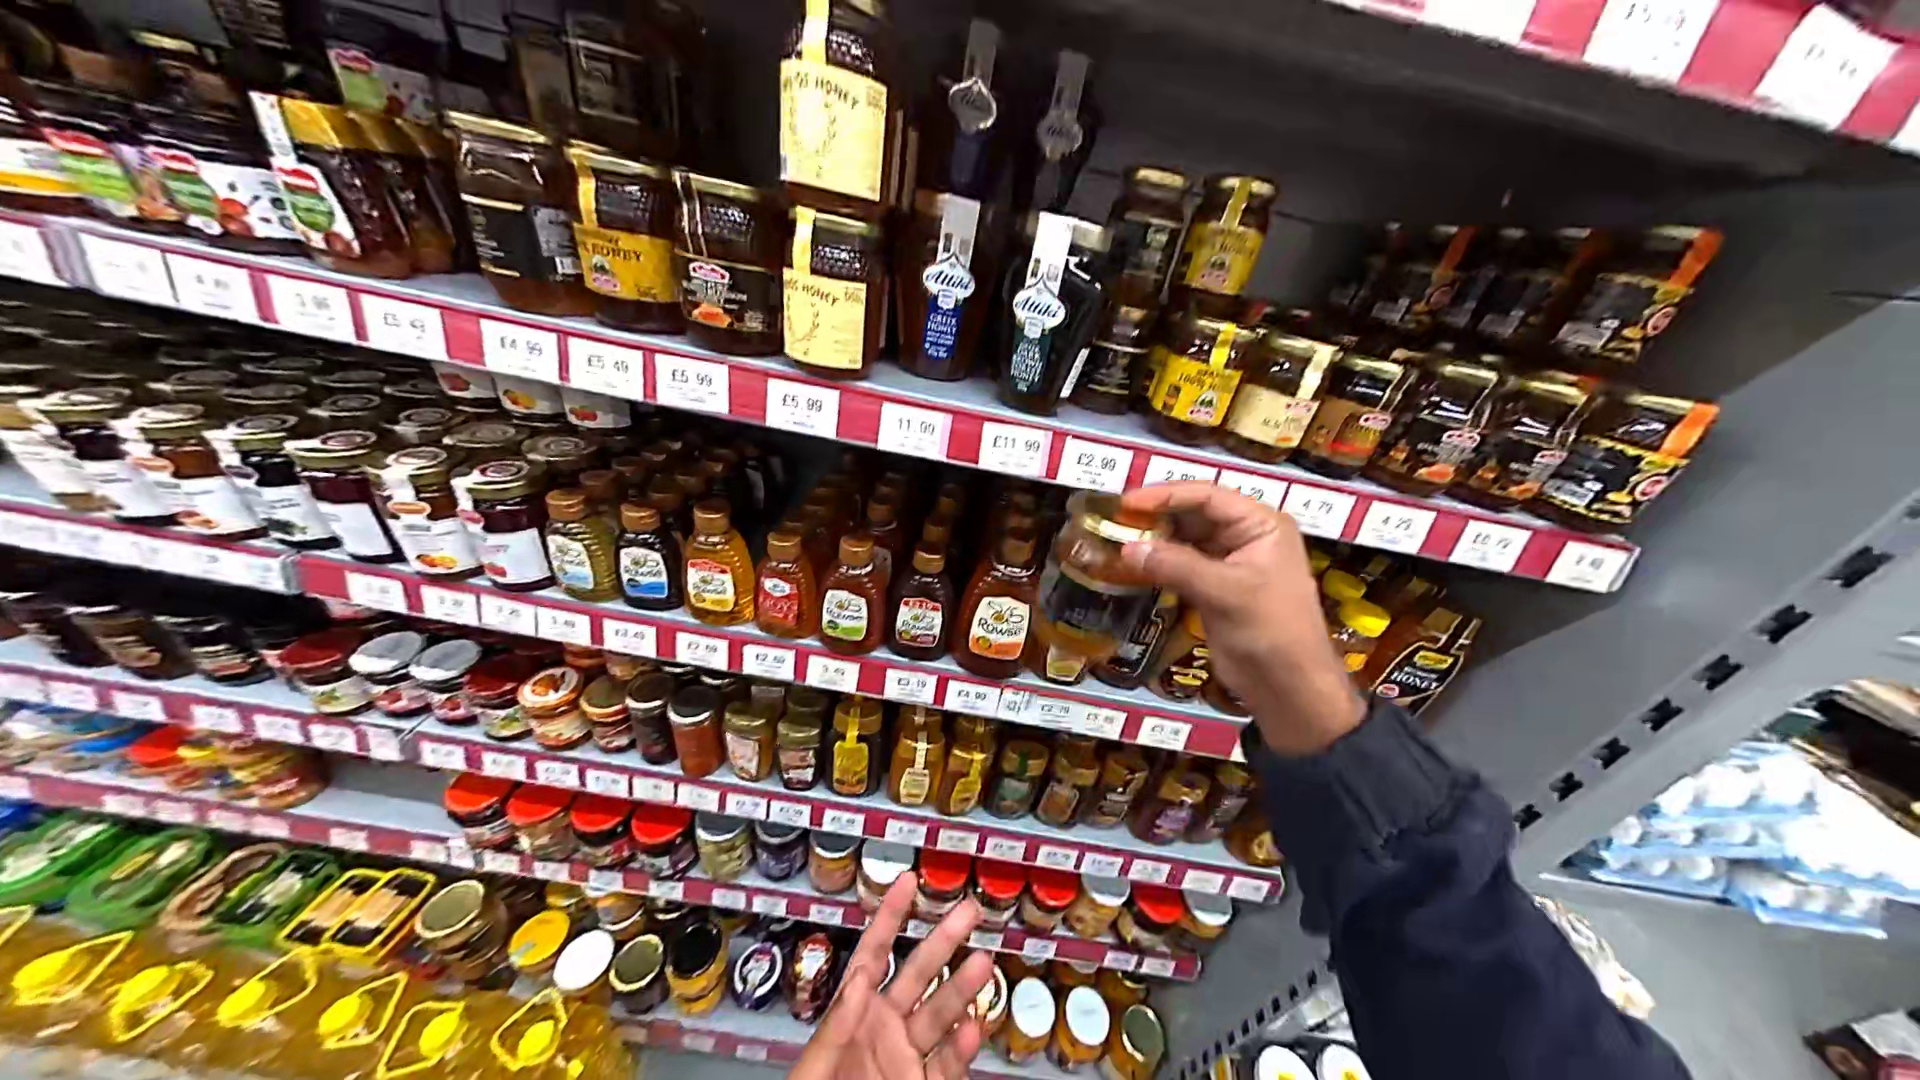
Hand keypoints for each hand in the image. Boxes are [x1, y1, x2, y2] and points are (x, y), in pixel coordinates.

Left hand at [788, 872, 995, 1079]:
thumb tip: (860, 978)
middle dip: (943, 940)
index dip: (890, 916)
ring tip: (983, 961)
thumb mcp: (812, 1074)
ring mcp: (906, 1062)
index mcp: (851, 1018)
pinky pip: (947, 1066)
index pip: (873, 955)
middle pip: (917, 974)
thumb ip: (835, 1028)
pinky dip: (962, 1049)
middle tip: (970, 909)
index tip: (907, 881)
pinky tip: (973, 1028)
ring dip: (962, 988)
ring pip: (941, 1015)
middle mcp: (883, 1030)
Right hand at [1120, 482, 1363, 755]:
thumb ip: (1176, 565)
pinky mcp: (1213, 587)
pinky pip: (1180, 564)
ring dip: (1154, 539)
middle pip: (1193, 513)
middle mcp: (1245, 536)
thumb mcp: (1225, 592)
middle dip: (1156, 515)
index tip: (1127, 502)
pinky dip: (1158, 562)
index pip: (1207, 496)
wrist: (1288, 687)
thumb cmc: (1270, 631)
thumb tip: (1126, 548)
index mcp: (1260, 525)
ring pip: (1184, 538)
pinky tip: (1132, 563)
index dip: (1165, 494)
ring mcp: (1228, 562)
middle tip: (1115, 518)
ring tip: (1116, 537)